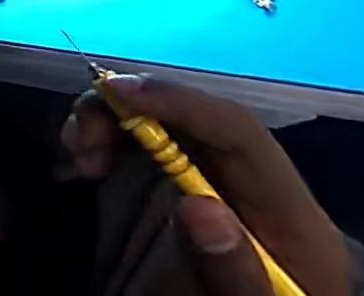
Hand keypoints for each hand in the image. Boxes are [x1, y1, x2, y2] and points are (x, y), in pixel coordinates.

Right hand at [60, 75, 350, 295]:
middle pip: (183, 114)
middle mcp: (249, 180)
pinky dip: (103, 138)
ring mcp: (213, 179)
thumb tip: (198, 207)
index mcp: (287, 210)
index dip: (176, 100)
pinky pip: (138, 140)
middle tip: (79, 137)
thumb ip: (236, 273)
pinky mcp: (181, 186)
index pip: (236, 129)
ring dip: (105, 120)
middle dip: (122, 109)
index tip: (114, 90)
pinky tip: (81, 162)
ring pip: (154, 120)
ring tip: (75, 152)